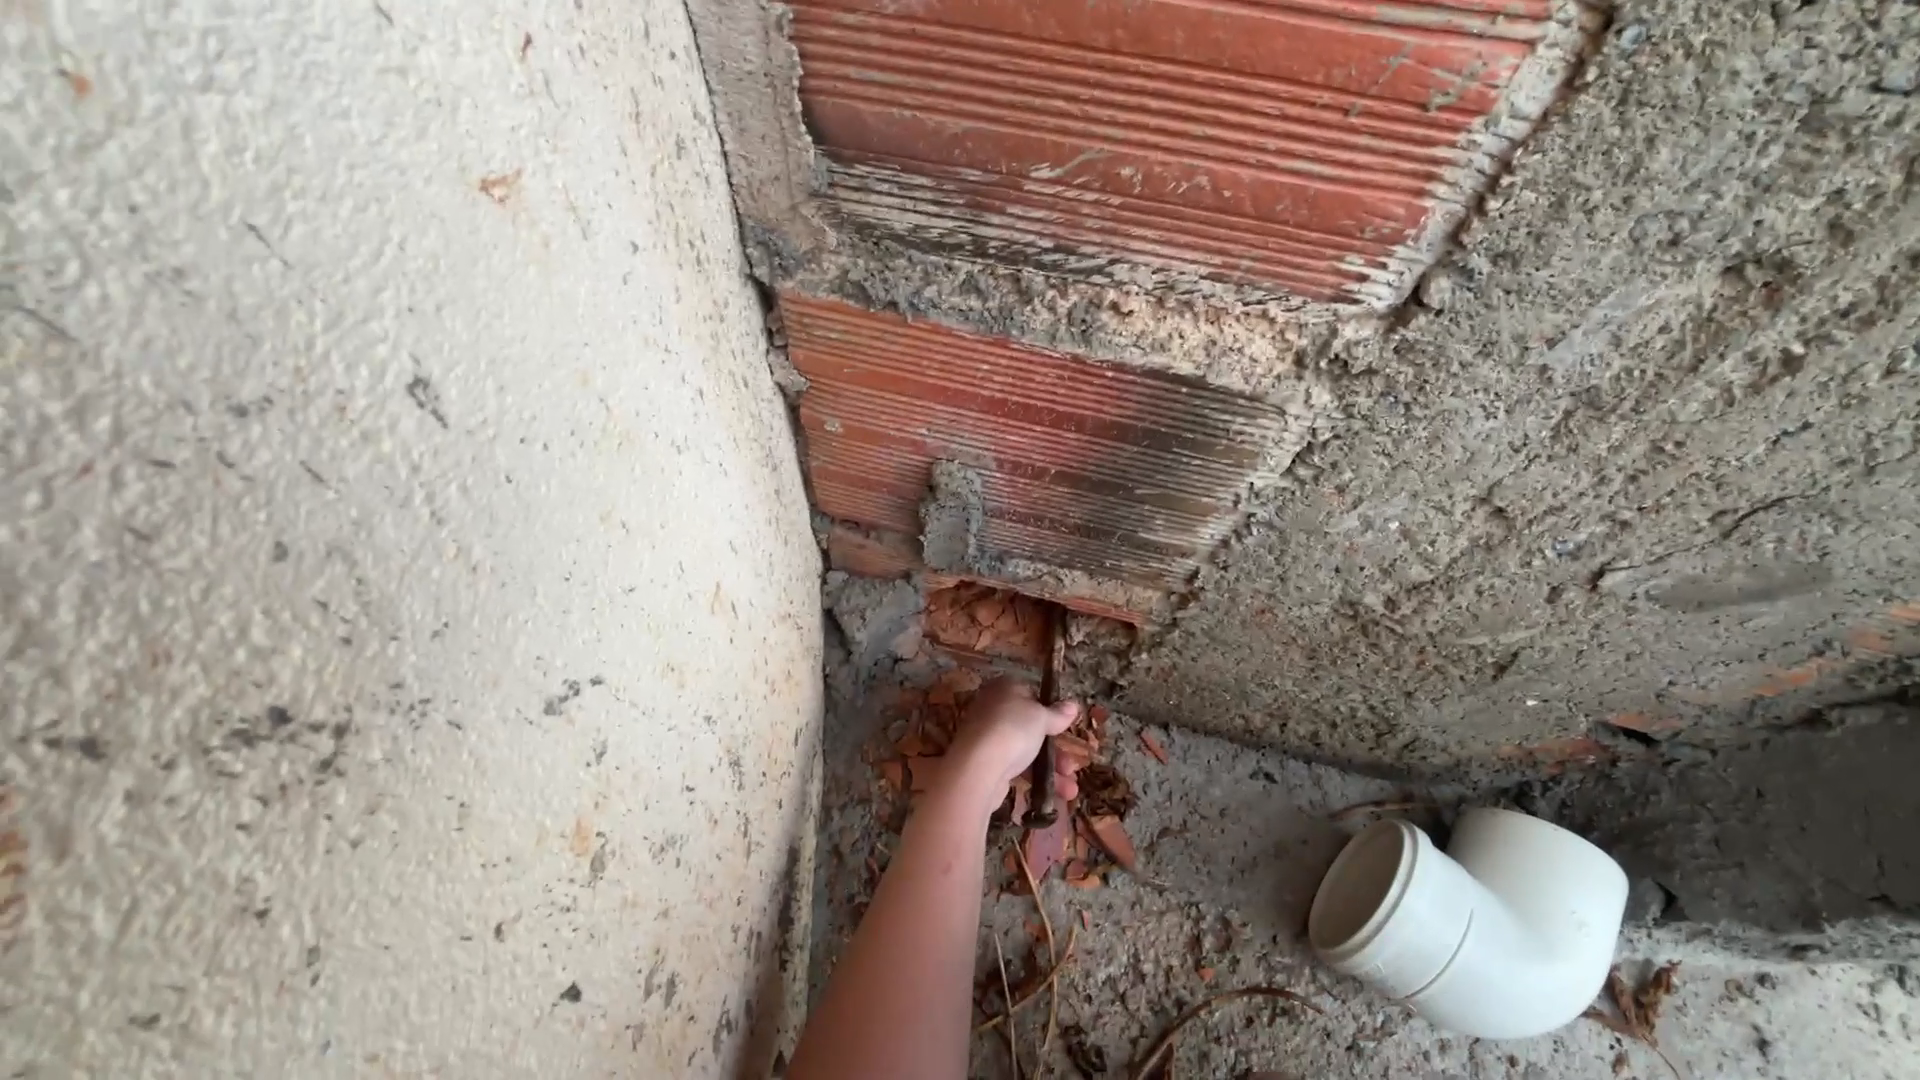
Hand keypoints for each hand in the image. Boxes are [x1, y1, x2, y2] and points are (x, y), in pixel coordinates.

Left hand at [938, 678, 1080, 815]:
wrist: (979, 767)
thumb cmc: (1013, 729)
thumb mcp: (1041, 717)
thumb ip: (1057, 714)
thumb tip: (1073, 705)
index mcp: (1004, 688)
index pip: (1031, 695)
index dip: (1050, 712)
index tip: (1066, 728)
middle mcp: (993, 709)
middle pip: (1031, 727)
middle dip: (1056, 749)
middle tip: (1071, 766)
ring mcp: (989, 737)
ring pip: (1026, 750)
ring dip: (1052, 769)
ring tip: (1070, 789)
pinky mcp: (988, 763)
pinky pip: (1017, 768)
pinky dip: (1036, 778)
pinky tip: (1056, 794)